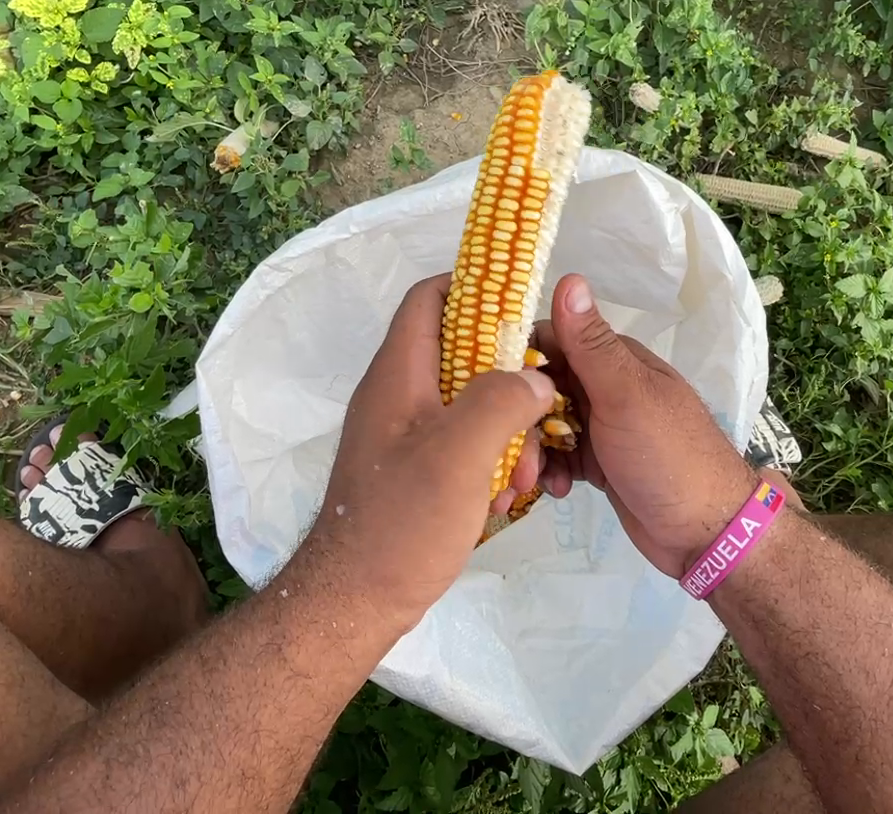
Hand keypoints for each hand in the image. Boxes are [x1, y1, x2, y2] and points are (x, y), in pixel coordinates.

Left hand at [286, 273, 556, 629]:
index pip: (430, 299)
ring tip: (523, 474)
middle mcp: (397, 394)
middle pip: (461, 354)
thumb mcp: (459, 454)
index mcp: (398, 374)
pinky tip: (503, 498)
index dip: (474, 289)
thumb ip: (500, 402)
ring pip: (468, 404)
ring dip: (505, 430)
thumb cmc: (402, 522)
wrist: (354, 603)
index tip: (522, 310)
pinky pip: (462, 443)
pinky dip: (489, 460)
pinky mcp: (413, 468)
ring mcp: (404, 433)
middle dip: (508, 381)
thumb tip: (534, 381)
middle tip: (538, 415)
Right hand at [506, 273, 762, 576]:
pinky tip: (556, 489)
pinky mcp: (597, 461)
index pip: (550, 340)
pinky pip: (558, 456)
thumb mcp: (625, 395)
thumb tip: (568, 276)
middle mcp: (603, 386)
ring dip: (533, 448)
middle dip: (520, 414)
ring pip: (545, 424)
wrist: (705, 535)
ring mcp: (601, 425)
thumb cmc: (666, 456)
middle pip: (540, 386)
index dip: (517, 357)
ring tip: (531, 478)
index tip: (488, 385)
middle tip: (510, 447)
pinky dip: (552, 470)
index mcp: (612, 360)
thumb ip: (590, 344)